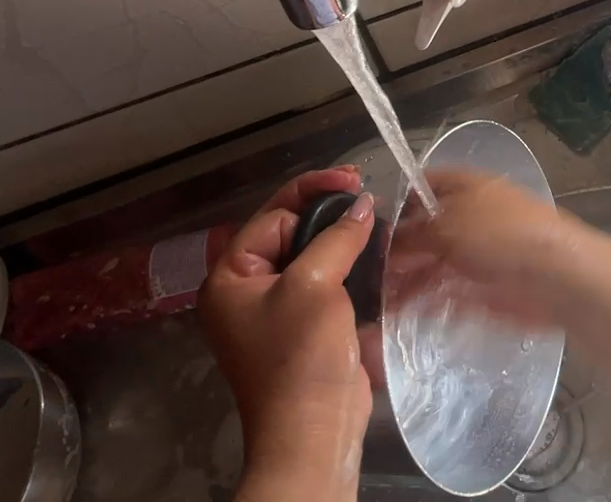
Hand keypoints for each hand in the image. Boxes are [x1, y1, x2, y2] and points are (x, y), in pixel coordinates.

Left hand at [199, 168, 374, 501]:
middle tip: (370, 197)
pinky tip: (378, 253)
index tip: (356, 179)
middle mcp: (249, 290)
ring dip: (345, 237)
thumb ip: (338, 236)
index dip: (314, 192)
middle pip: (292, 231)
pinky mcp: (308, 325)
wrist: (315, 430)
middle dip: (331, 213)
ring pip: (314, 255)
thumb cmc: (300, 354)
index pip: (274, 215)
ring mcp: (279, 309)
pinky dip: (351, 263)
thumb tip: (364, 202)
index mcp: (232, 277)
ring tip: (378, 220)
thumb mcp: (315, 284)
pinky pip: (328, 280)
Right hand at [388, 170, 589, 326]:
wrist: (555, 276)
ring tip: (370, 300)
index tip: (368, 226)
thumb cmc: (503, 235)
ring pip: (427, 263)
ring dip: (400, 279)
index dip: (398, 202)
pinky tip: (391, 316)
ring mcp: (472, 255)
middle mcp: (466, 218)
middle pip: (422, 229)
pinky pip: (439, 293)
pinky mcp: (476, 290)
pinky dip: (417, 302)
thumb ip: (413, 232)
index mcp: (465, 187)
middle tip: (361, 271)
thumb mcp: (450, 224)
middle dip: (393, 248)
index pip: (423, 185)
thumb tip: (385, 239)